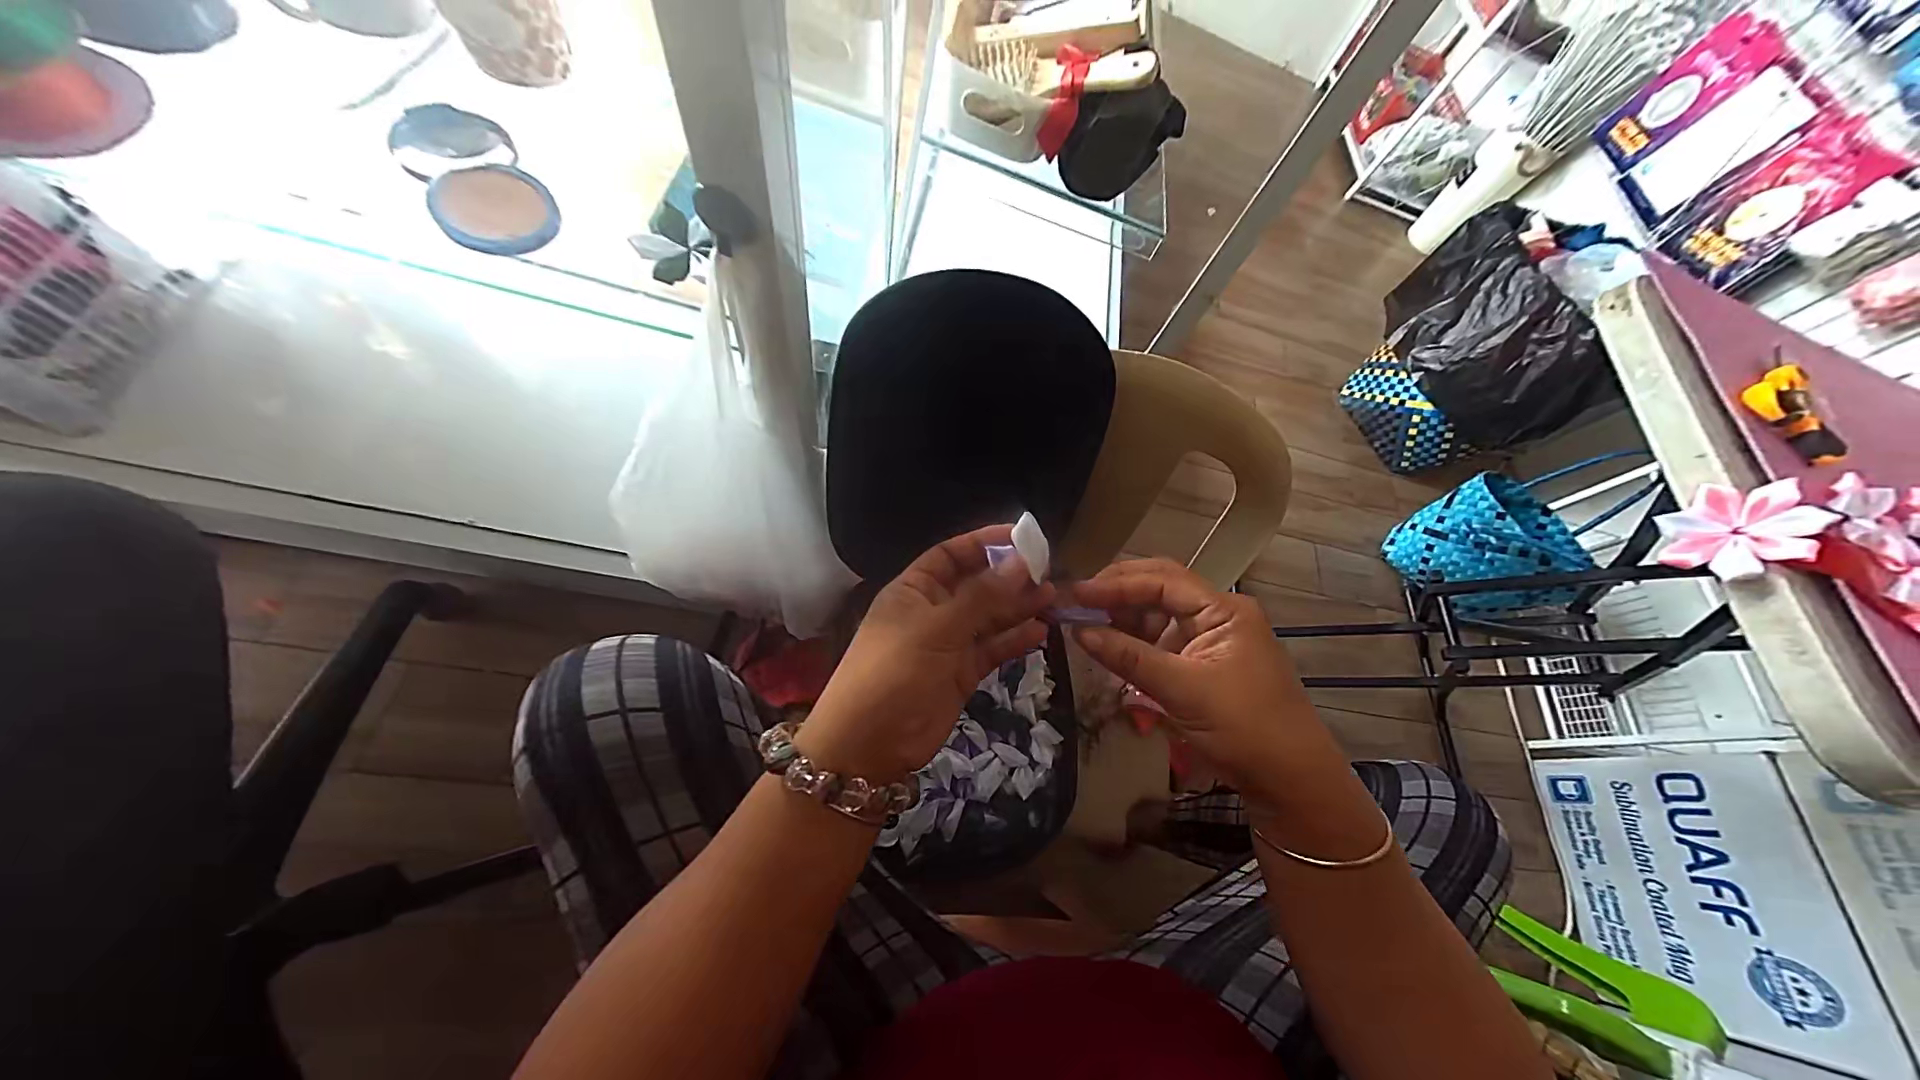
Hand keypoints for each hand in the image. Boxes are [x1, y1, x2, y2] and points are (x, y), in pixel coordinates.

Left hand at [798, 524, 1053, 784]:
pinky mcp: (961, 674)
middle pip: (976, 586)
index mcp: (914, 589)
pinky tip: (1040, 632)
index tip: (1023, 538)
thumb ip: (982, 597)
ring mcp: (948, 645)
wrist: (868, 744)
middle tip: (1048, 573)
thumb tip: (1022, 562)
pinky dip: (1014, 640)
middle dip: (1009, 578)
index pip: (952, 555)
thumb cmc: (894, 672)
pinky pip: (992, 650)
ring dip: (1018, 608)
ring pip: (989, 618)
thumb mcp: (937, 629)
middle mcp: (933, 612)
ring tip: (1052, 599)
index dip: (984, 543)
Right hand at [1069, 559, 1345, 808]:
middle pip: (1160, 588)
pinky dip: (1136, 645)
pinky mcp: (1203, 664)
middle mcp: (1217, 614)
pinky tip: (1112, 650)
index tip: (1076, 595)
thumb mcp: (1182, 690)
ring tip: (1087, 627)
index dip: (1115, 584)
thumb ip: (1129, 657)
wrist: (1291, 781)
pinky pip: (1162, 642)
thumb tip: (1079, 631)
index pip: (1162, 580)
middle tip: (1076, 603)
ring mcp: (1211, 639)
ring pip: (1158, 615)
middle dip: (1118, 593)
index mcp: (1223, 610)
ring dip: (1124, 619)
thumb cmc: (1244, 728)